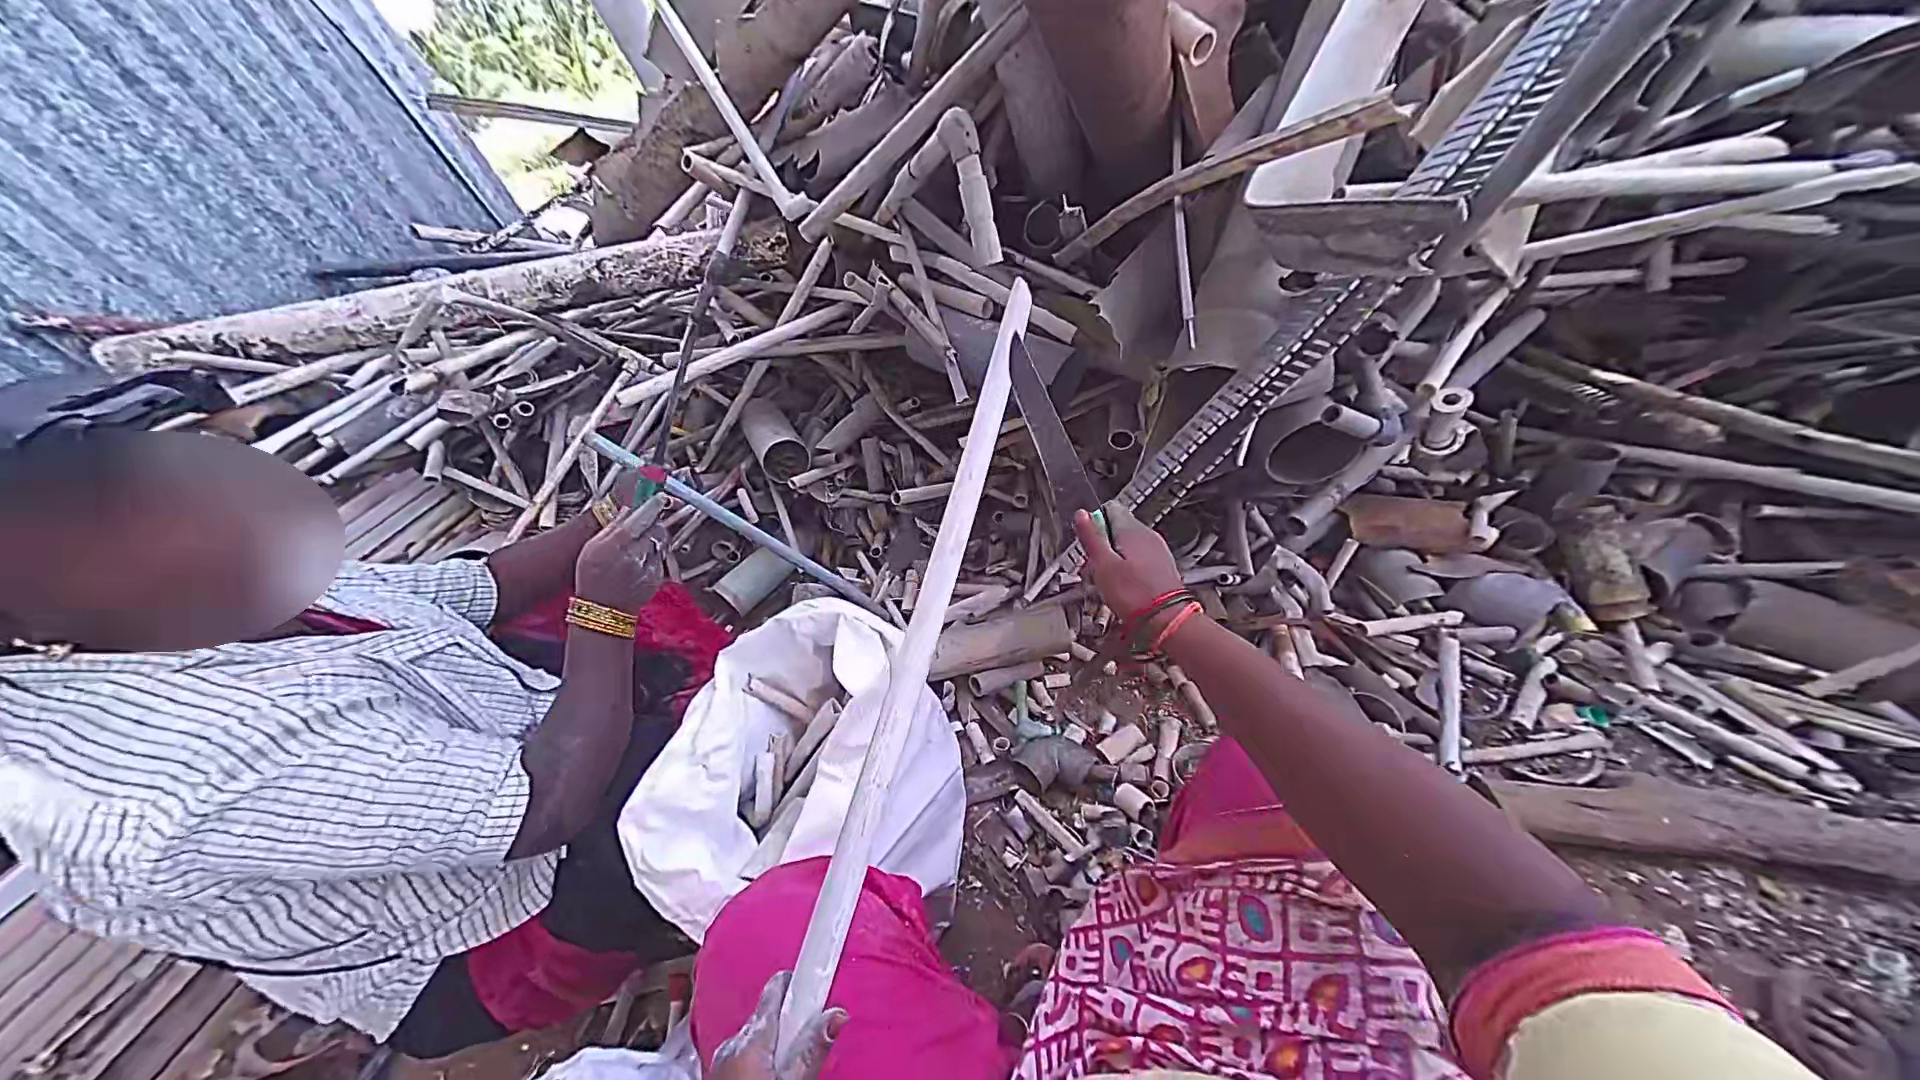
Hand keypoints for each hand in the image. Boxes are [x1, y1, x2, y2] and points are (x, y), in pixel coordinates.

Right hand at [573, 494, 667, 612]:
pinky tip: (641, 559)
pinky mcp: (657, 576)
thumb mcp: (591, 548)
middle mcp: (635, 556)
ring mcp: (648, 567)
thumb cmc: (593, 579)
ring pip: (661, 542)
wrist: (603, 610)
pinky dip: (655, 553)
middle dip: (653, 523)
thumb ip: (612, 527)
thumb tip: (627, 511)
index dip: (651, 506)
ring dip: (655, 538)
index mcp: (616, 545)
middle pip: (656, 529)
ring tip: (639, 543)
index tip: (657, 497)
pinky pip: (662, 557)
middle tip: (644, 523)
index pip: (641, 519)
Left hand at [709, 971, 845, 1079]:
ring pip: (757, 1033)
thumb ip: (813, 1051)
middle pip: (770, 1011)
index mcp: (751, 1038)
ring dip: (776, 1042)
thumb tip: (838, 1015)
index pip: (779, 986)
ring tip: (789, 1068)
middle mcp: (731, 1042)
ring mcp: (720, 1060)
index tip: (819, 973)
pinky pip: (744, 1052)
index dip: (801, 980)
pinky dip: (760, 1057)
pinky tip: (771, 1075)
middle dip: (791, 1020)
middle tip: (809, 1041)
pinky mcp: (716, 1075)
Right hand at [1073, 501, 1183, 623]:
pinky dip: (1126, 572)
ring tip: (1107, 583)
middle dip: (1102, 548)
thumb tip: (1082, 515)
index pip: (1109, 510)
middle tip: (1095, 569)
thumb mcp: (1103, 564)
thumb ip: (1092, 537)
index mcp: (1133, 530)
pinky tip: (1123, 589)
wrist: (1167, 621)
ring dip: (1113, 562)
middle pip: (1116, 531)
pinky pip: (1137, 563)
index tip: (1089, 547)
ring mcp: (1157, 552)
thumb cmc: (1135, 595)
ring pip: (1126, 548)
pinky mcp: (1160, 569)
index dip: (1093, 527)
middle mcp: (1148, 536)